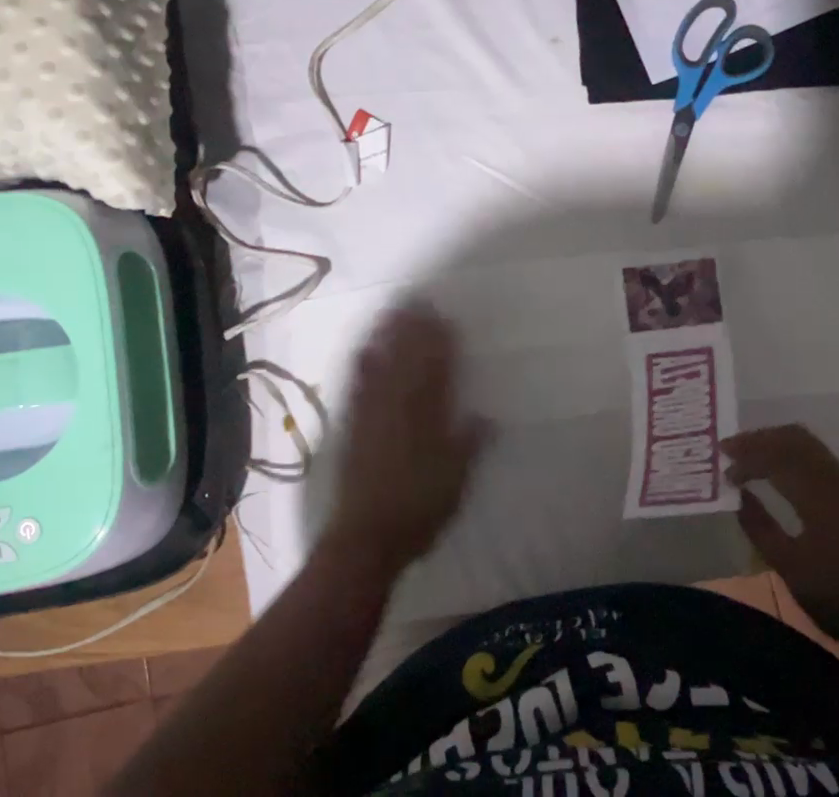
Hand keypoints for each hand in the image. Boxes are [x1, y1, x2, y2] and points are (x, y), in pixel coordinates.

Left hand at [327, 305, 486, 576]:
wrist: (366, 538)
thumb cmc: (419, 512)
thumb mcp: (455, 482)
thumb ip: (469, 447)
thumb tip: (486, 417)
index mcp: (429, 422)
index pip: (438, 374)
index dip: (441, 345)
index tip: (446, 318)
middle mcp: (400, 412)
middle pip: (408, 362)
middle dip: (414, 331)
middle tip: (418, 300)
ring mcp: (372, 417)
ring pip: (382, 368)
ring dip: (388, 338)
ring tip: (393, 311)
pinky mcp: (352, 427)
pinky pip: (358, 386)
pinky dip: (363, 363)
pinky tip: (364, 348)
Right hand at [722, 425, 838, 653]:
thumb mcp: (790, 568)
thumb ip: (760, 528)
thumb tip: (740, 497)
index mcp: (822, 494)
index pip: (777, 455)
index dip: (747, 454)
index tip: (723, 464)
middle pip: (798, 439)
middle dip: (762, 440)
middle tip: (733, 450)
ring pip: (815, 450)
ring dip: (781, 449)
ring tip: (754, 463)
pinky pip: (826, 465)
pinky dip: (799, 463)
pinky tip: (785, 481)